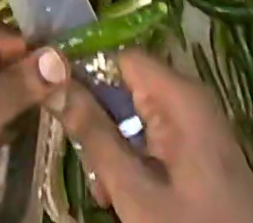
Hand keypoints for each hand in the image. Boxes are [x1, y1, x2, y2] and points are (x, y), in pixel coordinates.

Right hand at [52, 49, 252, 222]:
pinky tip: (125, 196)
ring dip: (113, 145)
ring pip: (136, 114)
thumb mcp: (134, 190)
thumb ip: (92, 132)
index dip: (83, 73)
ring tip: (105, 192)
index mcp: (178, 95)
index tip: (55, 101)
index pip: (118, 57)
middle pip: (125, 85)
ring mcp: (197, 124)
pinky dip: (134, 158)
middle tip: (86, 165)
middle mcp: (189, 98)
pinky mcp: (200, 150)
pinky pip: (154, 135)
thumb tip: (53, 80)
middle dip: (98, 120)